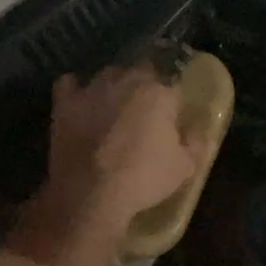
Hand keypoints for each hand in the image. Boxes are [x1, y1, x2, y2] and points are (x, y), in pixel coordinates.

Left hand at [37, 65, 204, 240]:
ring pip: (108, 74)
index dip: (173, 105)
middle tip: (144, 115)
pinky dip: (75, 90)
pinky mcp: (65, 102)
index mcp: (160, 93)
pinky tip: (80, 103)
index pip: (174, 87)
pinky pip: (69, 84)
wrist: (90, 192)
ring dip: (113, 86)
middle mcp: (127, 80)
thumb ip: (196, 144)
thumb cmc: (143, 178)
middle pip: (142, 72)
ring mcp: (93, 88)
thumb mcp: (184, 169)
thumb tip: (199, 131)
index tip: (171, 122)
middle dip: (145, 88)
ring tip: (113, 109)